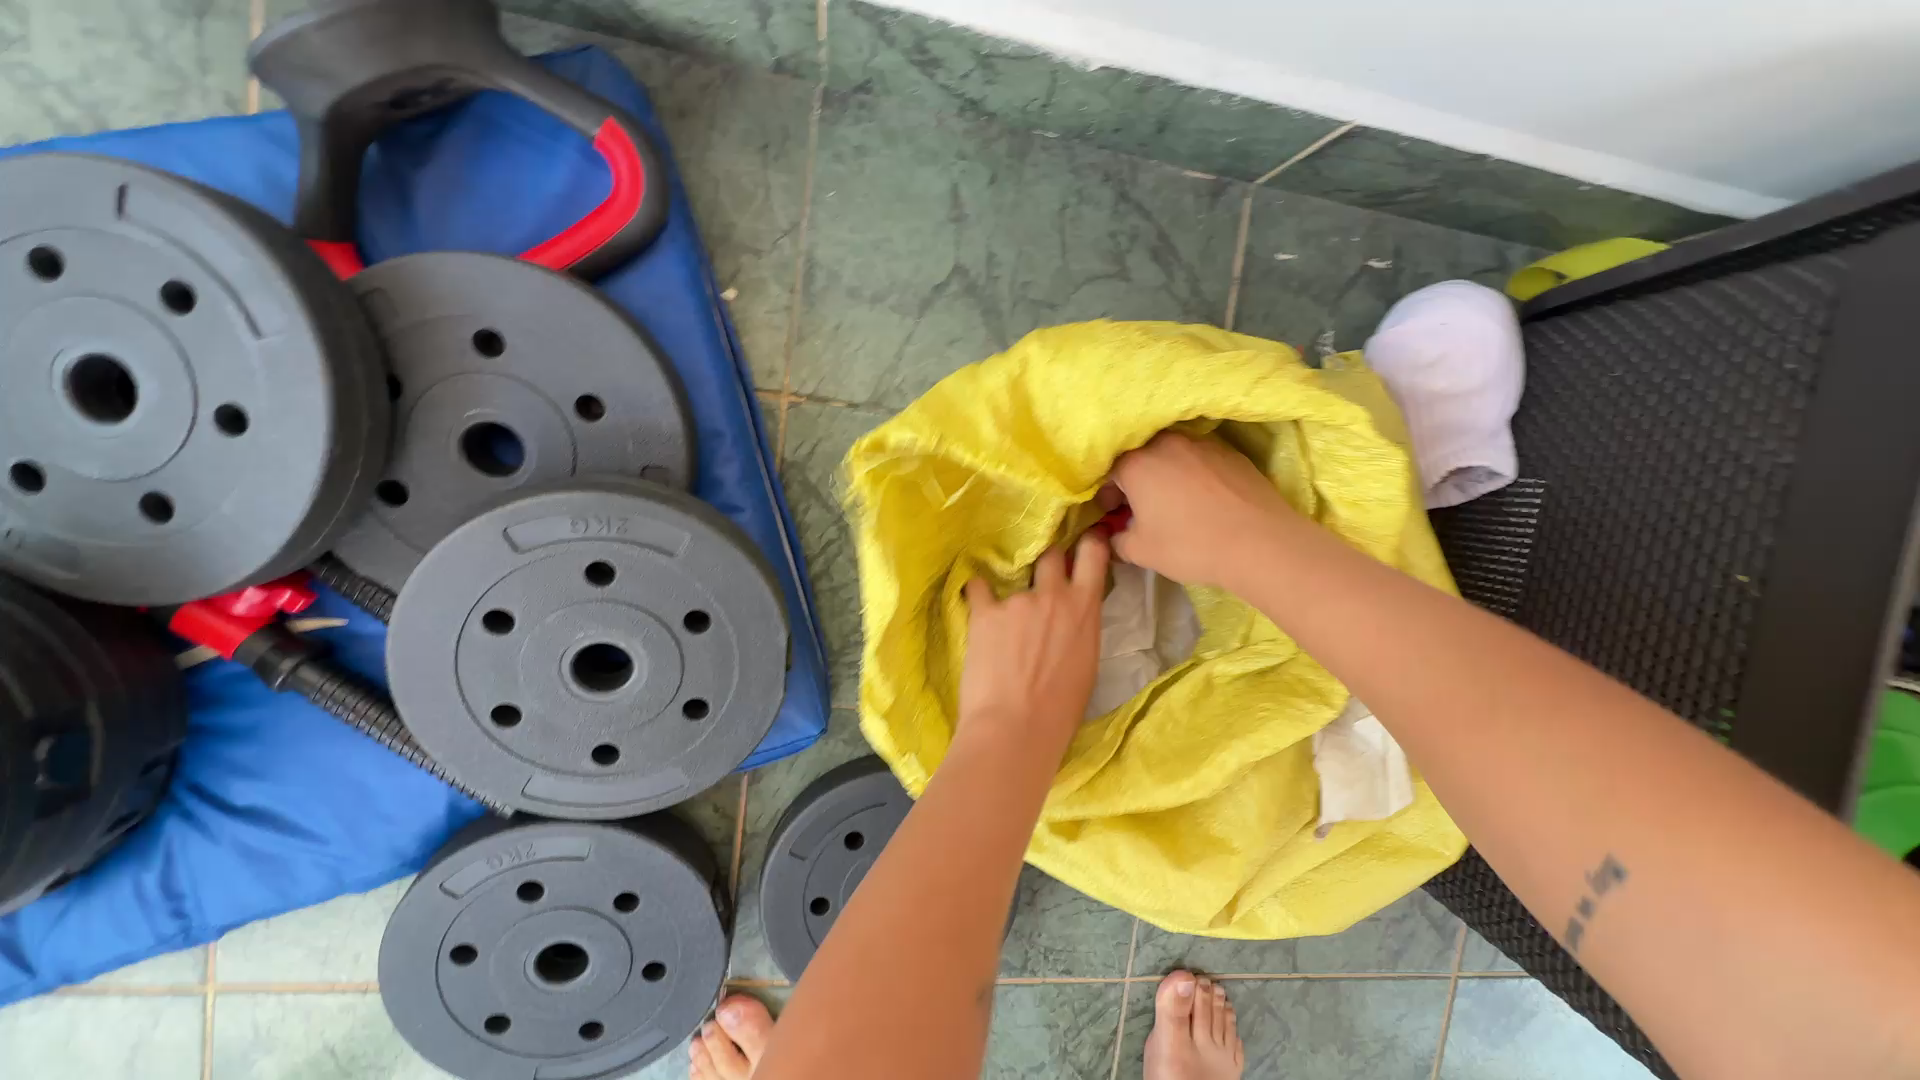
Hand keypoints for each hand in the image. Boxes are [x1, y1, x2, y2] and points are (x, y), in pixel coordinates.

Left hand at [956, 530, 1111, 759]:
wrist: (1016, 728)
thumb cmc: (1060, 710)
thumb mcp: (1086, 663)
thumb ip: (1079, 629)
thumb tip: (1070, 618)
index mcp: (1085, 609)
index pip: (1093, 554)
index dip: (1087, 542)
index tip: (1082, 540)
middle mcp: (1053, 595)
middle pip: (1050, 555)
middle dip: (1045, 560)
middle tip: (1037, 576)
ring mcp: (1017, 600)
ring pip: (1012, 576)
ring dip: (1009, 589)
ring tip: (1001, 611)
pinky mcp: (985, 612)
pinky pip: (977, 589)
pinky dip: (976, 594)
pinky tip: (973, 603)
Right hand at [1107, 431, 1300, 590]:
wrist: (1259, 542)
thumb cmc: (1190, 544)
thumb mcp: (1141, 552)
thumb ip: (1117, 540)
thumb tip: (1113, 535)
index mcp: (1138, 462)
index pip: (1108, 468)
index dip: (1106, 492)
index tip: (1113, 513)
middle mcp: (1166, 443)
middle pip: (1140, 455)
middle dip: (1134, 479)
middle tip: (1139, 507)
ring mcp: (1202, 444)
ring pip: (1171, 455)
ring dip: (1164, 474)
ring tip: (1172, 501)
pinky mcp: (1230, 452)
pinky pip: (1199, 459)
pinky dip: (1192, 474)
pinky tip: (1203, 500)